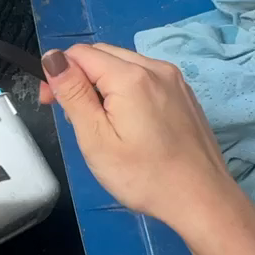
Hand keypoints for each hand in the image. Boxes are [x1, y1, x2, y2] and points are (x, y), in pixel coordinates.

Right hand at [41, 43, 247, 237]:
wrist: (202, 200)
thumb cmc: (144, 176)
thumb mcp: (96, 138)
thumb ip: (73, 93)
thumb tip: (52, 57)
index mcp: (130, 77)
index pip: (80, 53)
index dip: (57, 74)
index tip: (51, 105)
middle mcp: (155, 67)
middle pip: (102, 54)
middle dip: (78, 76)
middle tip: (72, 116)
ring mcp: (174, 79)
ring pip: (123, 63)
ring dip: (101, 82)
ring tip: (100, 122)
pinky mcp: (184, 93)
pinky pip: (144, 76)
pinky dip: (125, 89)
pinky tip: (128, 121)